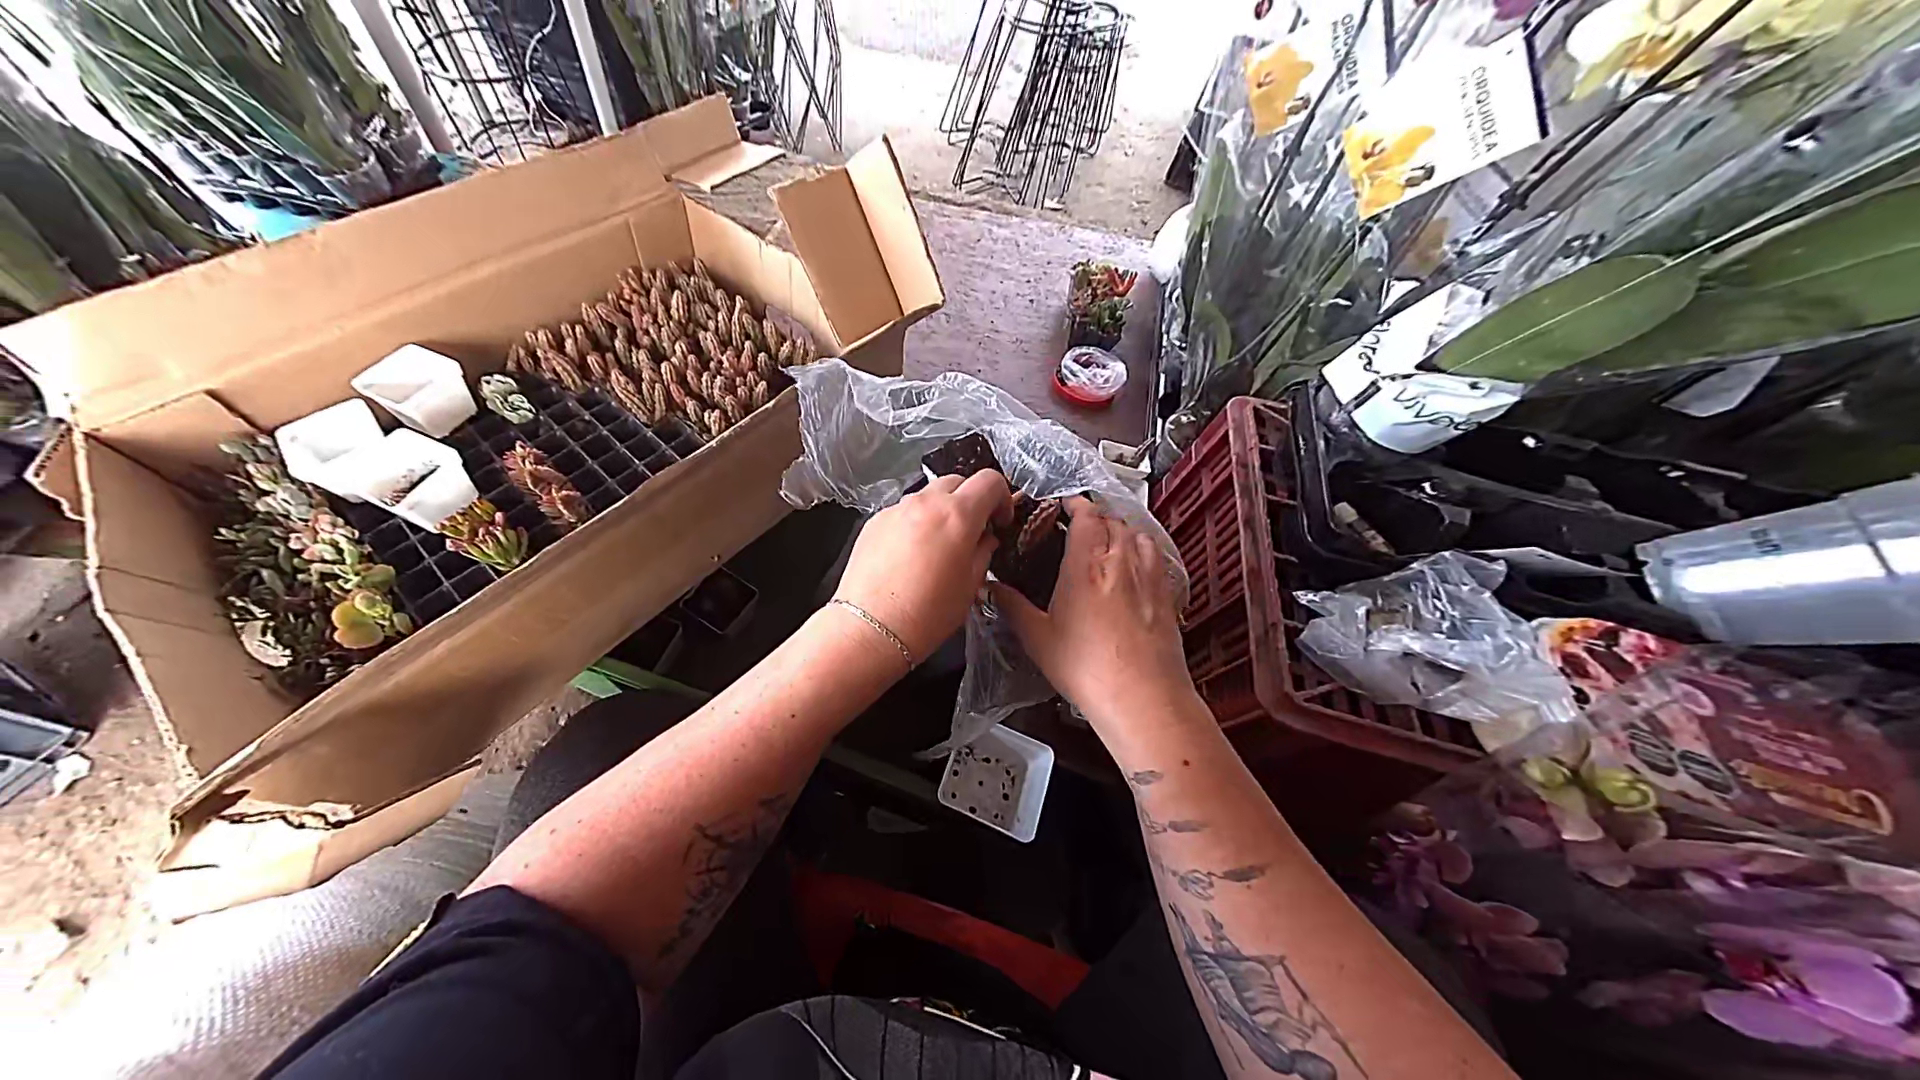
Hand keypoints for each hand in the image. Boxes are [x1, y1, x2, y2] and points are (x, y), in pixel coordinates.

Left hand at [834, 470, 1011, 659]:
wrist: (870, 629)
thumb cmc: (925, 614)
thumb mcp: (970, 585)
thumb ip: (983, 551)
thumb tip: (985, 538)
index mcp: (957, 515)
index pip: (990, 481)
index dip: (1002, 498)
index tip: (1000, 520)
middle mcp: (925, 504)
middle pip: (958, 481)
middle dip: (971, 500)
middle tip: (973, 530)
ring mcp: (896, 510)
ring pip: (929, 495)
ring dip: (942, 510)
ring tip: (941, 545)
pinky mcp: (875, 522)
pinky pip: (904, 511)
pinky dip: (916, 522)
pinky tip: (913, 554)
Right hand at [993, 497, 1194, 731]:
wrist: (1142, 697)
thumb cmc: (1089, 670)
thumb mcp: (1038, 638)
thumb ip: (1012, 607)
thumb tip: (993, 590)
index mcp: (1086, 566)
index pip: (1086, 516)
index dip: (1075, 505)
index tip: (1066, 505)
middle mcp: (1120, 563)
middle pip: (1113, 520)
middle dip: (1096, 516)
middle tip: (1081, 524)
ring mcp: (1149, 577)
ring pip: (1138, 533)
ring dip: (1122, 530)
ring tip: (1109, 539)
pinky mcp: (1167, 595)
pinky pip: (1156, 556)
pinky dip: (1143, 550)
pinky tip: (1134, 565)